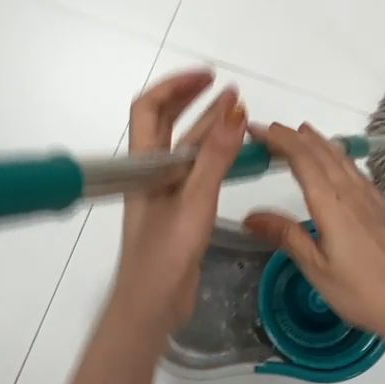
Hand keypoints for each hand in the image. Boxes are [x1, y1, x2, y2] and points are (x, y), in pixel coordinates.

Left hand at [111, 70, 245, 336]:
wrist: (152, 306)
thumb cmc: (166, 252)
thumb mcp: (195, 199)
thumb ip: (215, 155)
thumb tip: (234, 110)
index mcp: (144, 163)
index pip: (150, 108)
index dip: (175, 86)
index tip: (208, 77)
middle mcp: (152, 170)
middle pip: (166, 121)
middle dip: (193, 99)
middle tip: (226, 87)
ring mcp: (165, 190)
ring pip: (186, 146)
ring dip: (209, 126)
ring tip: (240, 110)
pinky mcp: (179, 209)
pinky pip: (197, 170)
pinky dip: (216, 154)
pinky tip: (237, 151)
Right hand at [242, 122, 384, 343]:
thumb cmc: (361, 291)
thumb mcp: (316, 269)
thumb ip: (286, 236)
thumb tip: (250, 216)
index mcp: (331, 203)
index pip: (301, 159)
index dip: (278, 139)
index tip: (256, 129)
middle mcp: (351, 192)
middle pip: (321, 152)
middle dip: (294, 137)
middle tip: (270, 129)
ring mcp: (369, 198)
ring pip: (340, 158)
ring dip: (318, 142)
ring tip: (301, 133)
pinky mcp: (380, 207)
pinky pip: (354, 170)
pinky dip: (338, 156)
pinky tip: (337, 162)